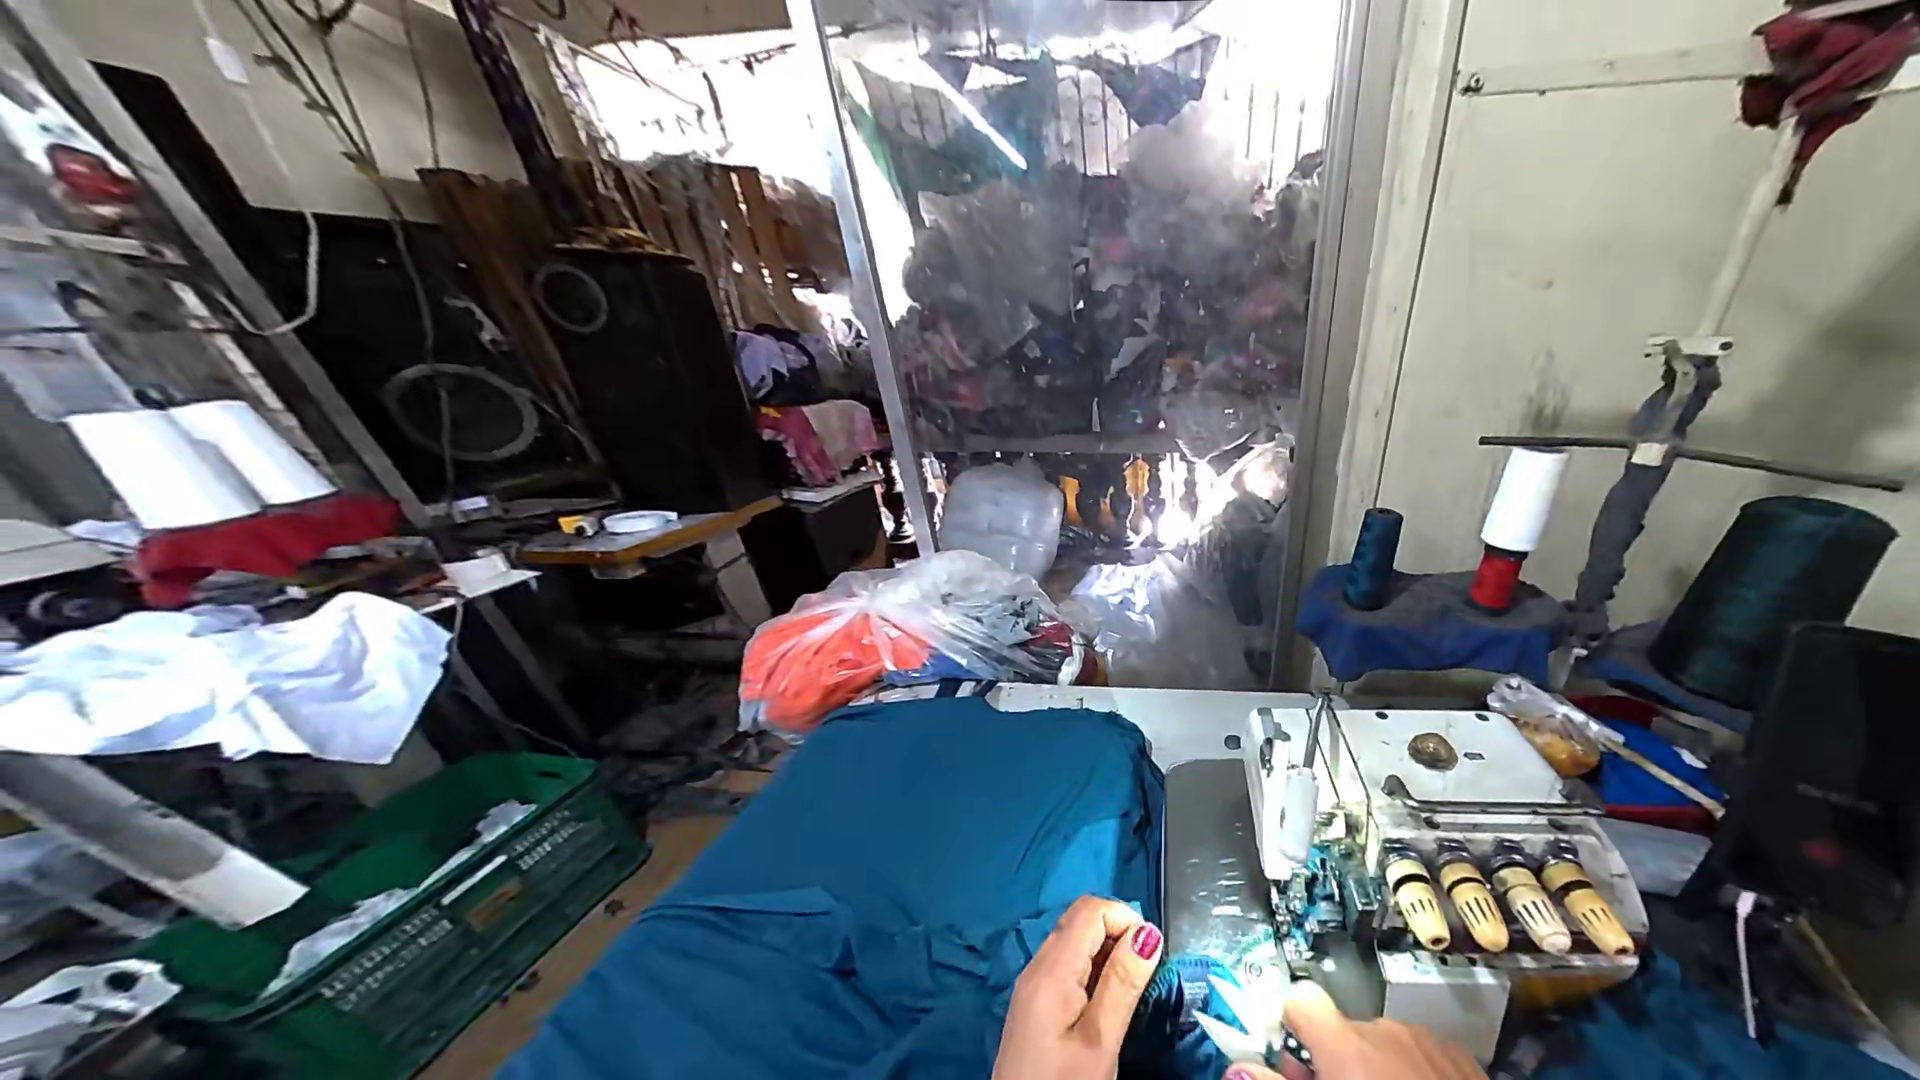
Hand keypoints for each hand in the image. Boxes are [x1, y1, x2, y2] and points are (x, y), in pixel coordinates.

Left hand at [992, 895, 1163, 1079]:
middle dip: (1119, 931)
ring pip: (1075, 939)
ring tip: (1133, 988)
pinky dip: (1094, 967)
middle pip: (1080, 919)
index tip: (1153, 955)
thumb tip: (1147, 932)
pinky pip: (1068, 962)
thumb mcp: (1100, 1041)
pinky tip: (1110, 999)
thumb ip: (1122, 984)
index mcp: (1050, 968)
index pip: (1089, 909)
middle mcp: (1037, 963)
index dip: (1125, 918)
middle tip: (1147, 973)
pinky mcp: (1036, 1000)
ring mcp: (1034, 981)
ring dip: (1109, 950)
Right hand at [1221, 981, 1485, 1079]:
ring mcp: (1429, 1043)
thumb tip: (1235, 1068)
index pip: (1300, 1002)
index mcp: (1347, 1045)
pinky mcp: (1465, 1062)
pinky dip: (1414, 1075)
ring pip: (1382, 1043)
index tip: (1301, 1071)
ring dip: (1377, 1070)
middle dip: (1336, 1062)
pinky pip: (1421, 1054)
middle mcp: (1384, 1030)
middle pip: (1340, 1028)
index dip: (1293, 1032)